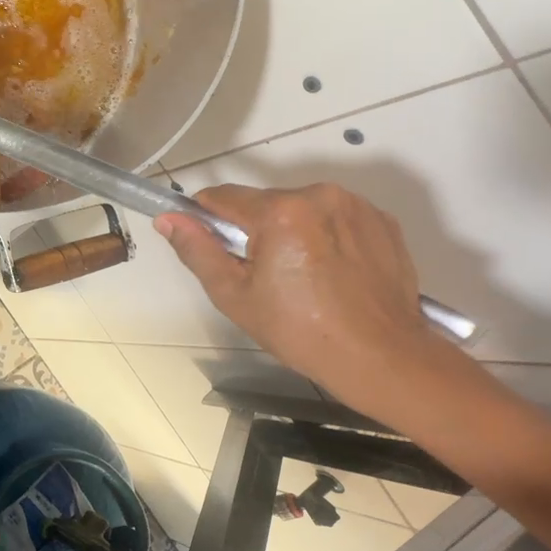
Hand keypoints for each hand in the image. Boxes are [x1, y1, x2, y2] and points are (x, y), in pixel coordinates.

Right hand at [155, 183, 450, 404]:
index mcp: (281, 210)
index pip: (222, 196)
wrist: (379, 355)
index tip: (210, 248)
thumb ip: (197, 249)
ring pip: (300, 208)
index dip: (205, 219)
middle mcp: (322, 195)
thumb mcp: (232, 293)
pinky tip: (329, 272)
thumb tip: (167, 219)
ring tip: (299, 275)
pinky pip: (335, 218)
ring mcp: (358, 206)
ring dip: (289, 231)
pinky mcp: (384, 221)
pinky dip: (323, 237)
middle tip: (259, 275)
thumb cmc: (296, 329)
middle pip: (265, 202)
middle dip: (253, 229)